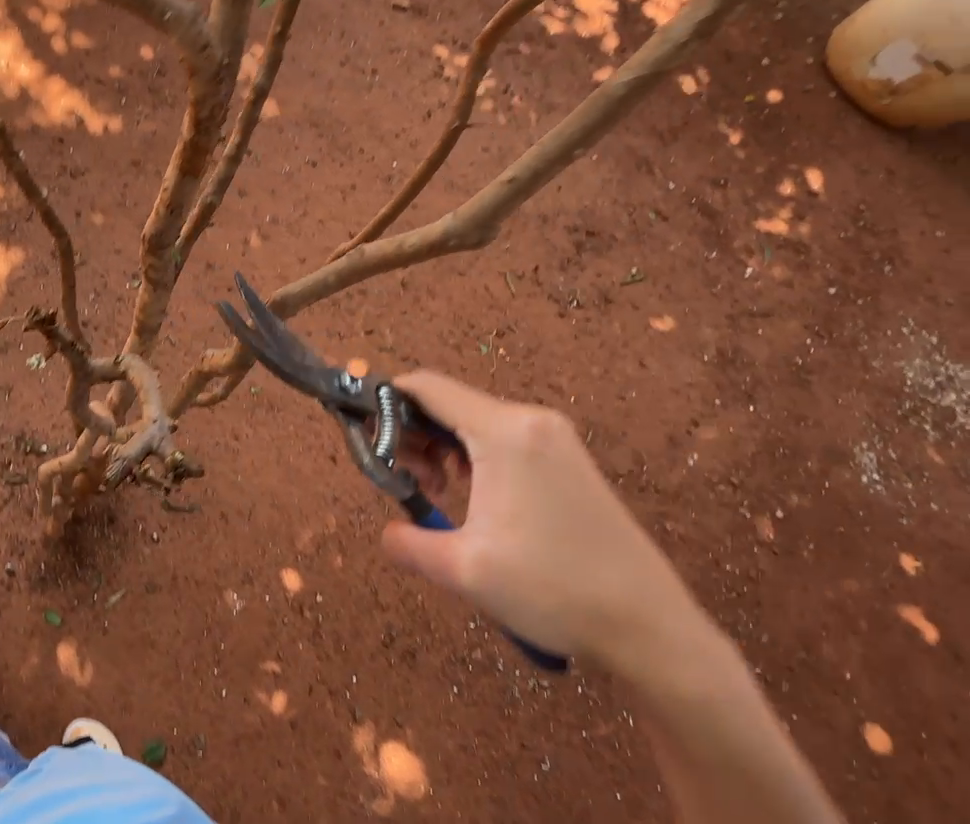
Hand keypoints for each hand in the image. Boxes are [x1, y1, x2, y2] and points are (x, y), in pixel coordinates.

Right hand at [381, 371, 708, 672]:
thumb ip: (406, 542)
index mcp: (505, 432)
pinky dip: (470, 459)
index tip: (364, 439)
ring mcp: (555, 439)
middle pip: (447, 403)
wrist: (651, 629)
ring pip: (472, 423)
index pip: (425, 387)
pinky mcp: (568, 461)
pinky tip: (470, 499)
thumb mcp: (461, 569)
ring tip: (436, 494)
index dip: (383, 403)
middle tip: (403, 481)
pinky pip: (500, 440)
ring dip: (439, 449)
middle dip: (411, 434)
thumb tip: (389, 531)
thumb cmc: (552, 590)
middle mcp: (531, 421)